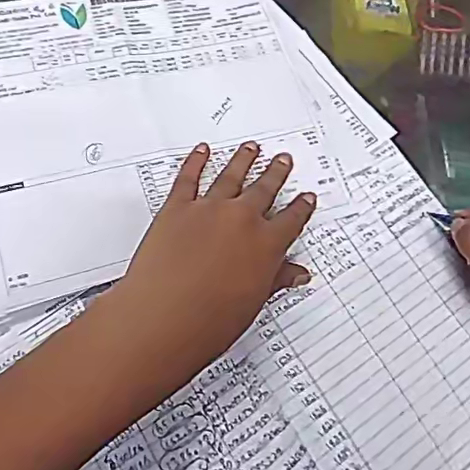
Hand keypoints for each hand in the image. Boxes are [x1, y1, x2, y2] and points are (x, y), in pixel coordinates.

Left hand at [98, 142, 316, 386]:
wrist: (164, 316)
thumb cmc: (208, 320)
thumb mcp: (251, 302)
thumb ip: (273, 280)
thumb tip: (295, 274)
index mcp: (267, 245)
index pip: (291, 220)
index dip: (300, 207)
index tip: (305, 198)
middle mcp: (241, 220)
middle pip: (264, 189)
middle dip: (275, 173)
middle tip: (282, 160)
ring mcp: (208, 210)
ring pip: (231, 176)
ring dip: (242, 160)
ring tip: (250, 148)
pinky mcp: (176, 208)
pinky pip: (188, 178)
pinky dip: (195, 162)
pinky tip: (201, 152)